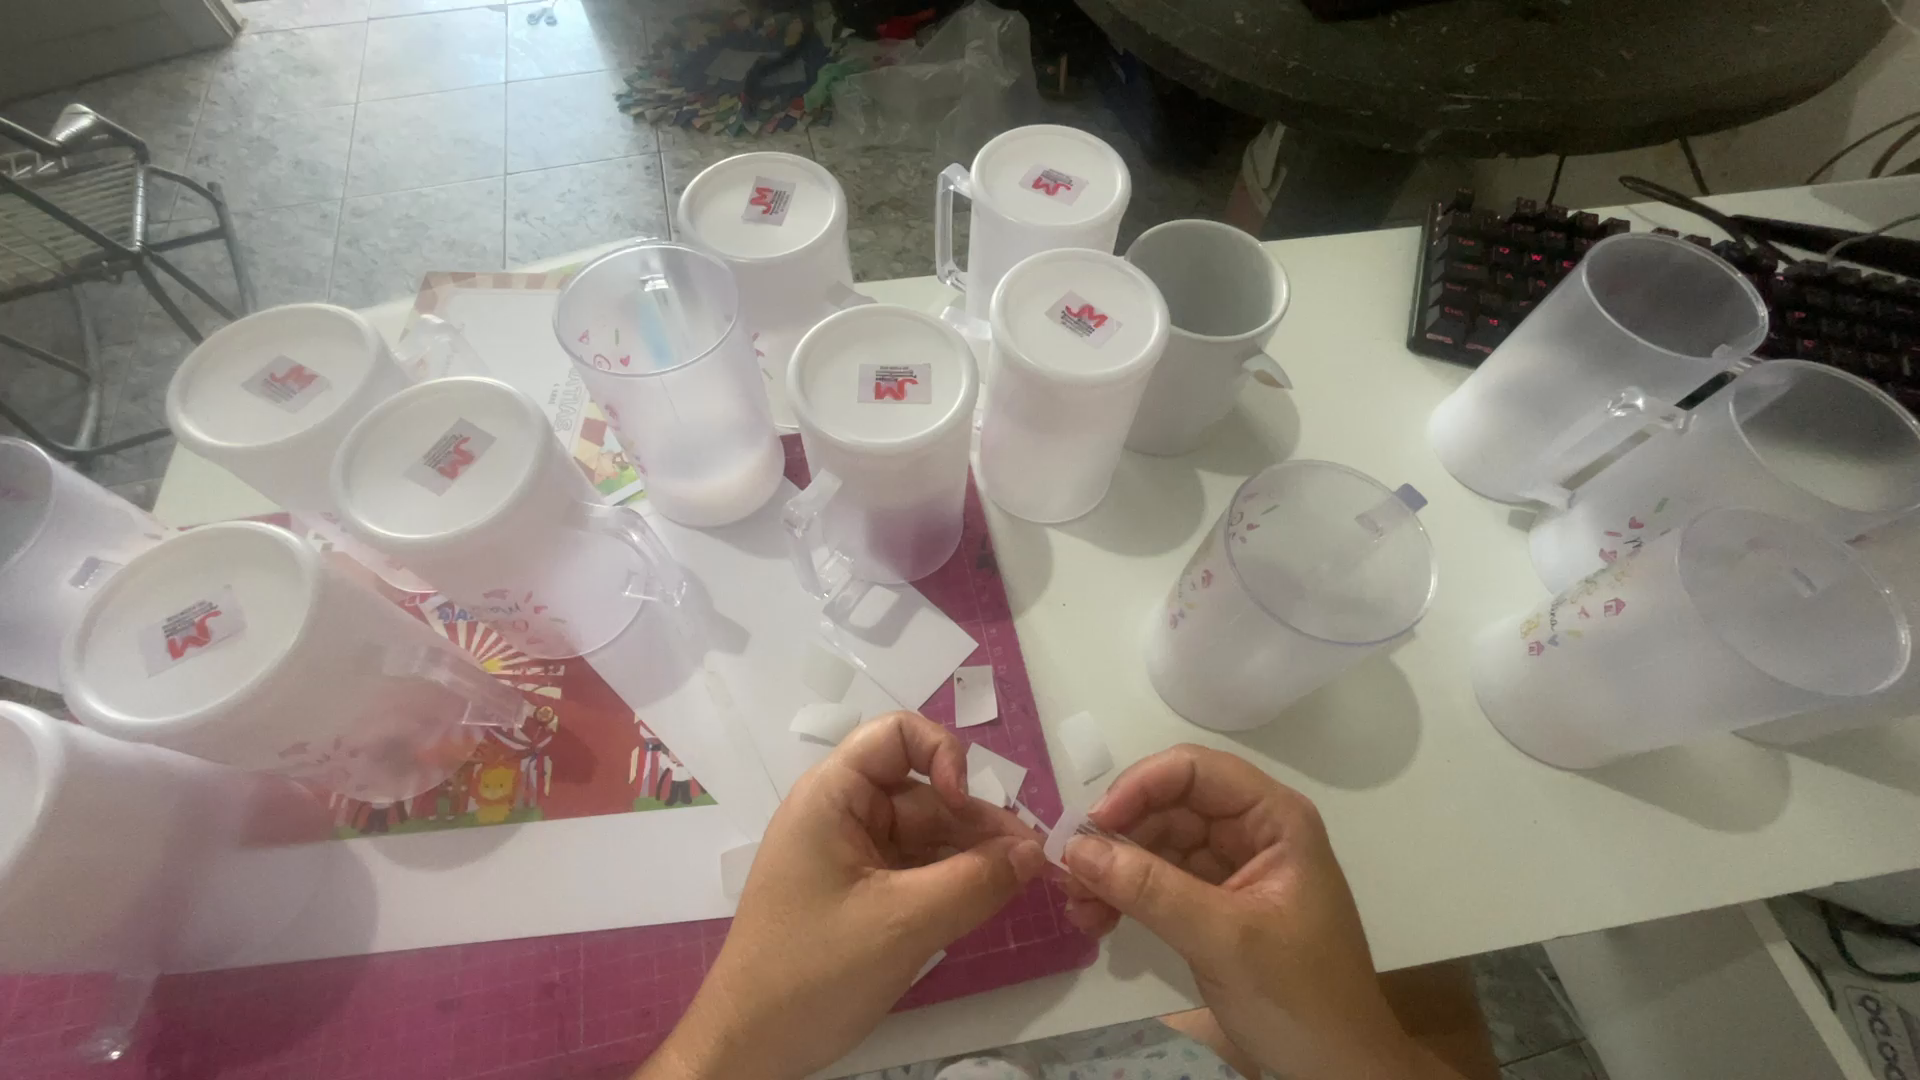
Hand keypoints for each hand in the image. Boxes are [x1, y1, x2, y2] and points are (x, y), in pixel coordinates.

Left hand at [639, 712, 1045, 1079]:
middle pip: (923, 792)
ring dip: (973, 852)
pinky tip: (992, 893)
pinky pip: (918, 868)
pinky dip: (954, 879)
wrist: (747, 1052)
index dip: (940, 752)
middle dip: (975, 820)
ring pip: (927, 833)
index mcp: (833, 795)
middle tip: (1032, 856)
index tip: (964, 800)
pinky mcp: (862, 891)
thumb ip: (974, 884)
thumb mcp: (901, 925)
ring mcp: (853, 853)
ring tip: (1026, 876)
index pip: (895, 736)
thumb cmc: (812, 972)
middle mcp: (844, 813)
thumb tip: (1034, 852)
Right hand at [1058, 745, 1458, 1079]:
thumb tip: (1073, 848)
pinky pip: (1155, 877)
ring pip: (1153, 840)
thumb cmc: (1301, 998)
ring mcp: (1227, 863)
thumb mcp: (1225, 940)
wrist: (1339, 1075)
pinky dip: (1123, 894)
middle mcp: (1248, 828)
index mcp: (1272, 817)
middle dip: (1116, 835)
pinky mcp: (1210, 898)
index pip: (1193, 771)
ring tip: (1077, 904)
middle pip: (1165, 805)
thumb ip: (1150, 889)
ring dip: (1112, 868)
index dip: (1139, 786)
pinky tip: (1095, 918)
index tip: (1094, 824)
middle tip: (1071, 872)